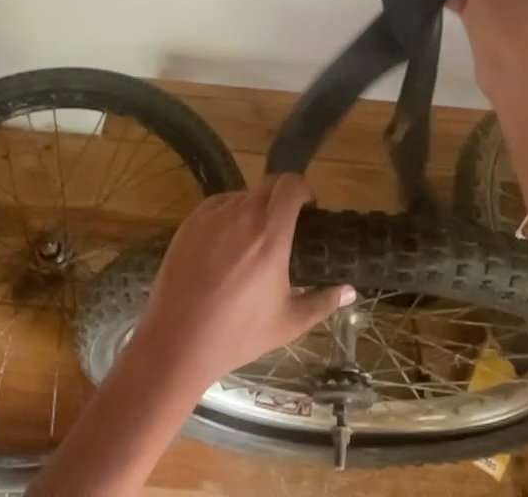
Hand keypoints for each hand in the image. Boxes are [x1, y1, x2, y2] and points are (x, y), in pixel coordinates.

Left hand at [136, 174, 354, 385]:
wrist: (177, 342)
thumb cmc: (238, 334)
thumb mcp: (288, 322)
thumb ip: (323, 301)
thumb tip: (350, 291)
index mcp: (270, 234)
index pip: (291, 185)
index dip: (304, 191)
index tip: (309, 210)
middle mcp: (242, 215)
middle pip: (269, 184)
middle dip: (282, 197)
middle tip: (286, 225)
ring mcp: (212, 217)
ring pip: (242, 195)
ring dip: (255, 207)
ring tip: (254, 240)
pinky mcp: (189, 224)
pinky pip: (217, 206)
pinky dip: (228, 215)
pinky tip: (227, 244)